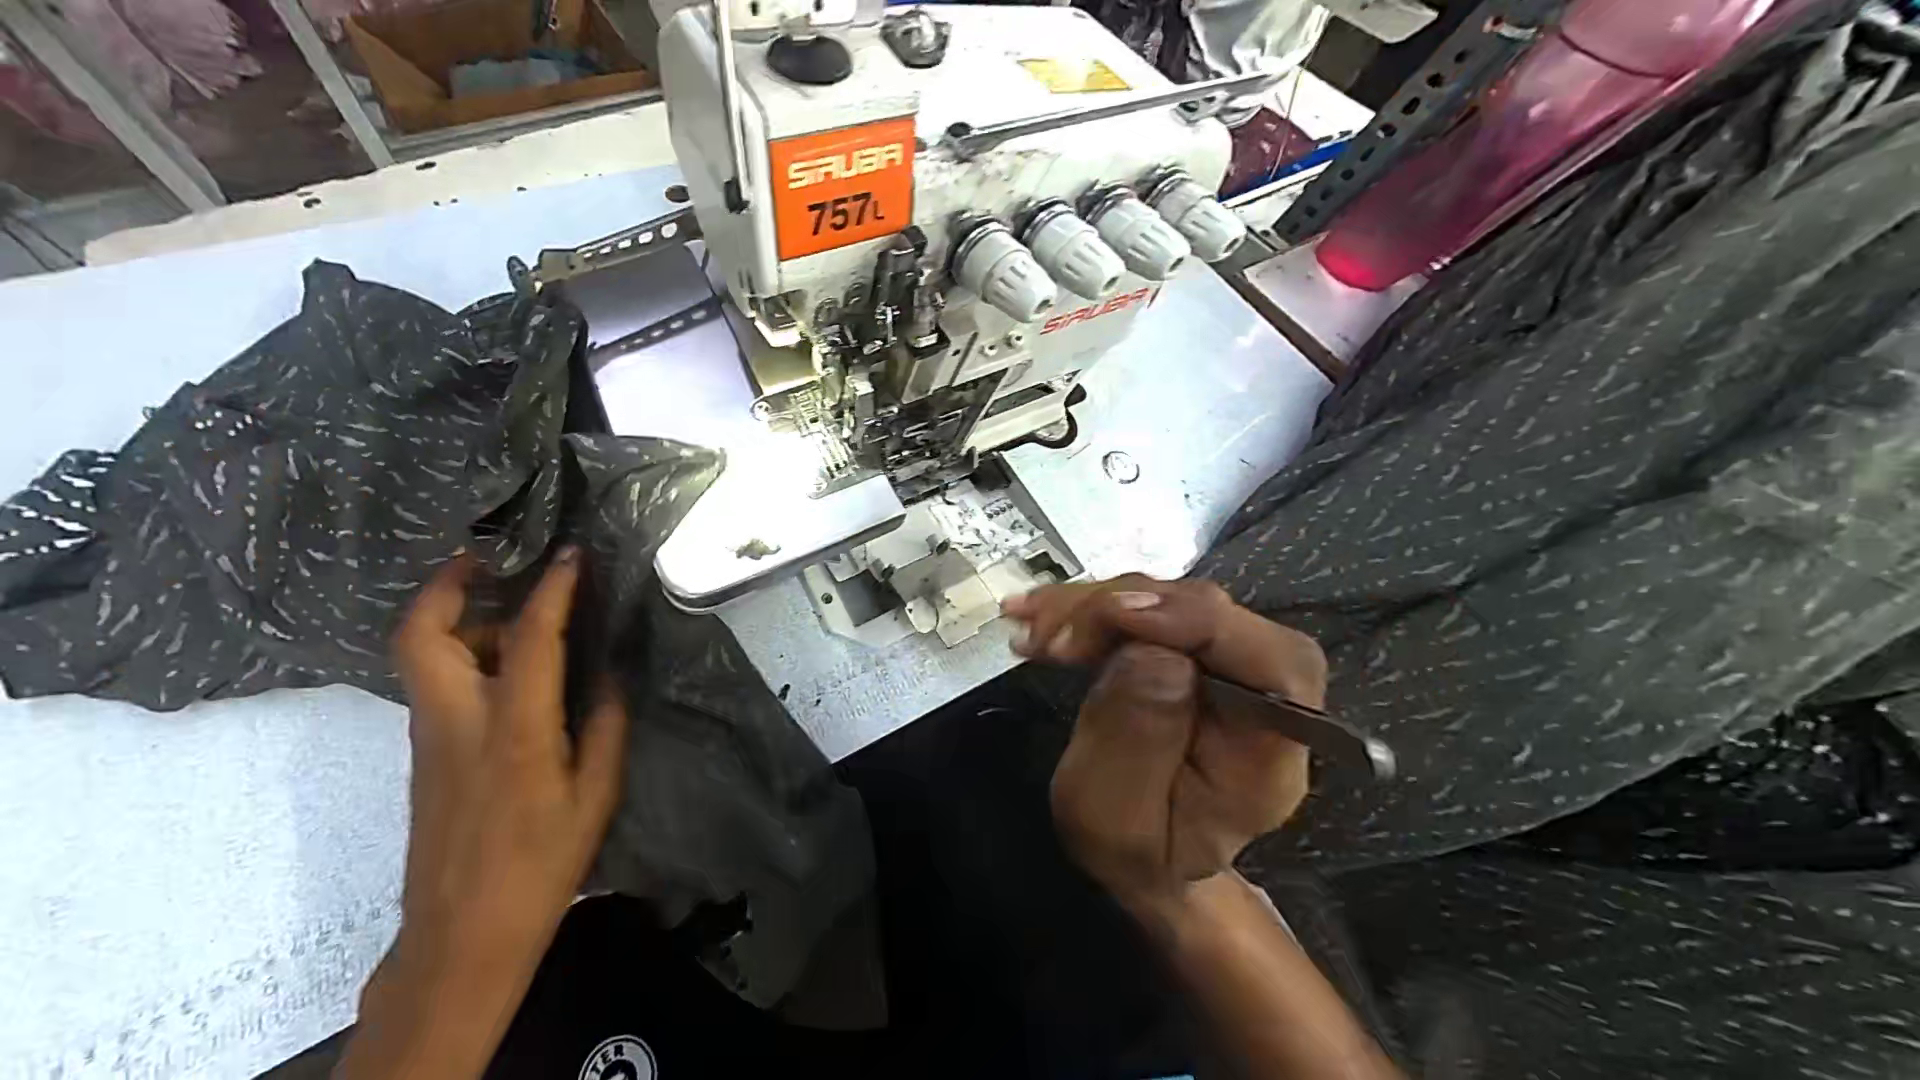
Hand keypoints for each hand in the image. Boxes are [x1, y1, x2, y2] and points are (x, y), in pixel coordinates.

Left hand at [339, 549, 627, 1079]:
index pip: (530, 638)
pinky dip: (462, 653)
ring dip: (456, 618)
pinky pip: (435, 682)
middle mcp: (458, 720)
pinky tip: (509, 665)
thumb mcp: (597, 795)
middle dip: (446, 585)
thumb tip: (611, 673)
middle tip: (486, 559)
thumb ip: (607, 725)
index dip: (552, 589)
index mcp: (514, 729)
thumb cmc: (543, 862)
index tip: (571, 555)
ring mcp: (431, 736)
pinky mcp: (424, 753)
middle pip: (422, 633)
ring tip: (511, 609)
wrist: (463, 932)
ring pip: (421, 655)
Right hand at [1003, 576, 1322, 918]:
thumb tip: (1149, 651)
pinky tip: (1039, 617)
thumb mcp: (1118, 822)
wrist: (1144, 850)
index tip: (1114, 616)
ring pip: (1166, 598)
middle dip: (1119, 611)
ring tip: (1030, 631)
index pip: (1274, 662)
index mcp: (1269, 749)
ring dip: (1091, 606)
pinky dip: (1088, 608)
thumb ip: (1136, 745)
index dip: (1200, 623)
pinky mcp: (1185, 644)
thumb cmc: (1137, 852)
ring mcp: (1223, 660)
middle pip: (1209, 613)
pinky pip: (1142, 606)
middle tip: (1048, 637)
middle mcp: (1261, 691)